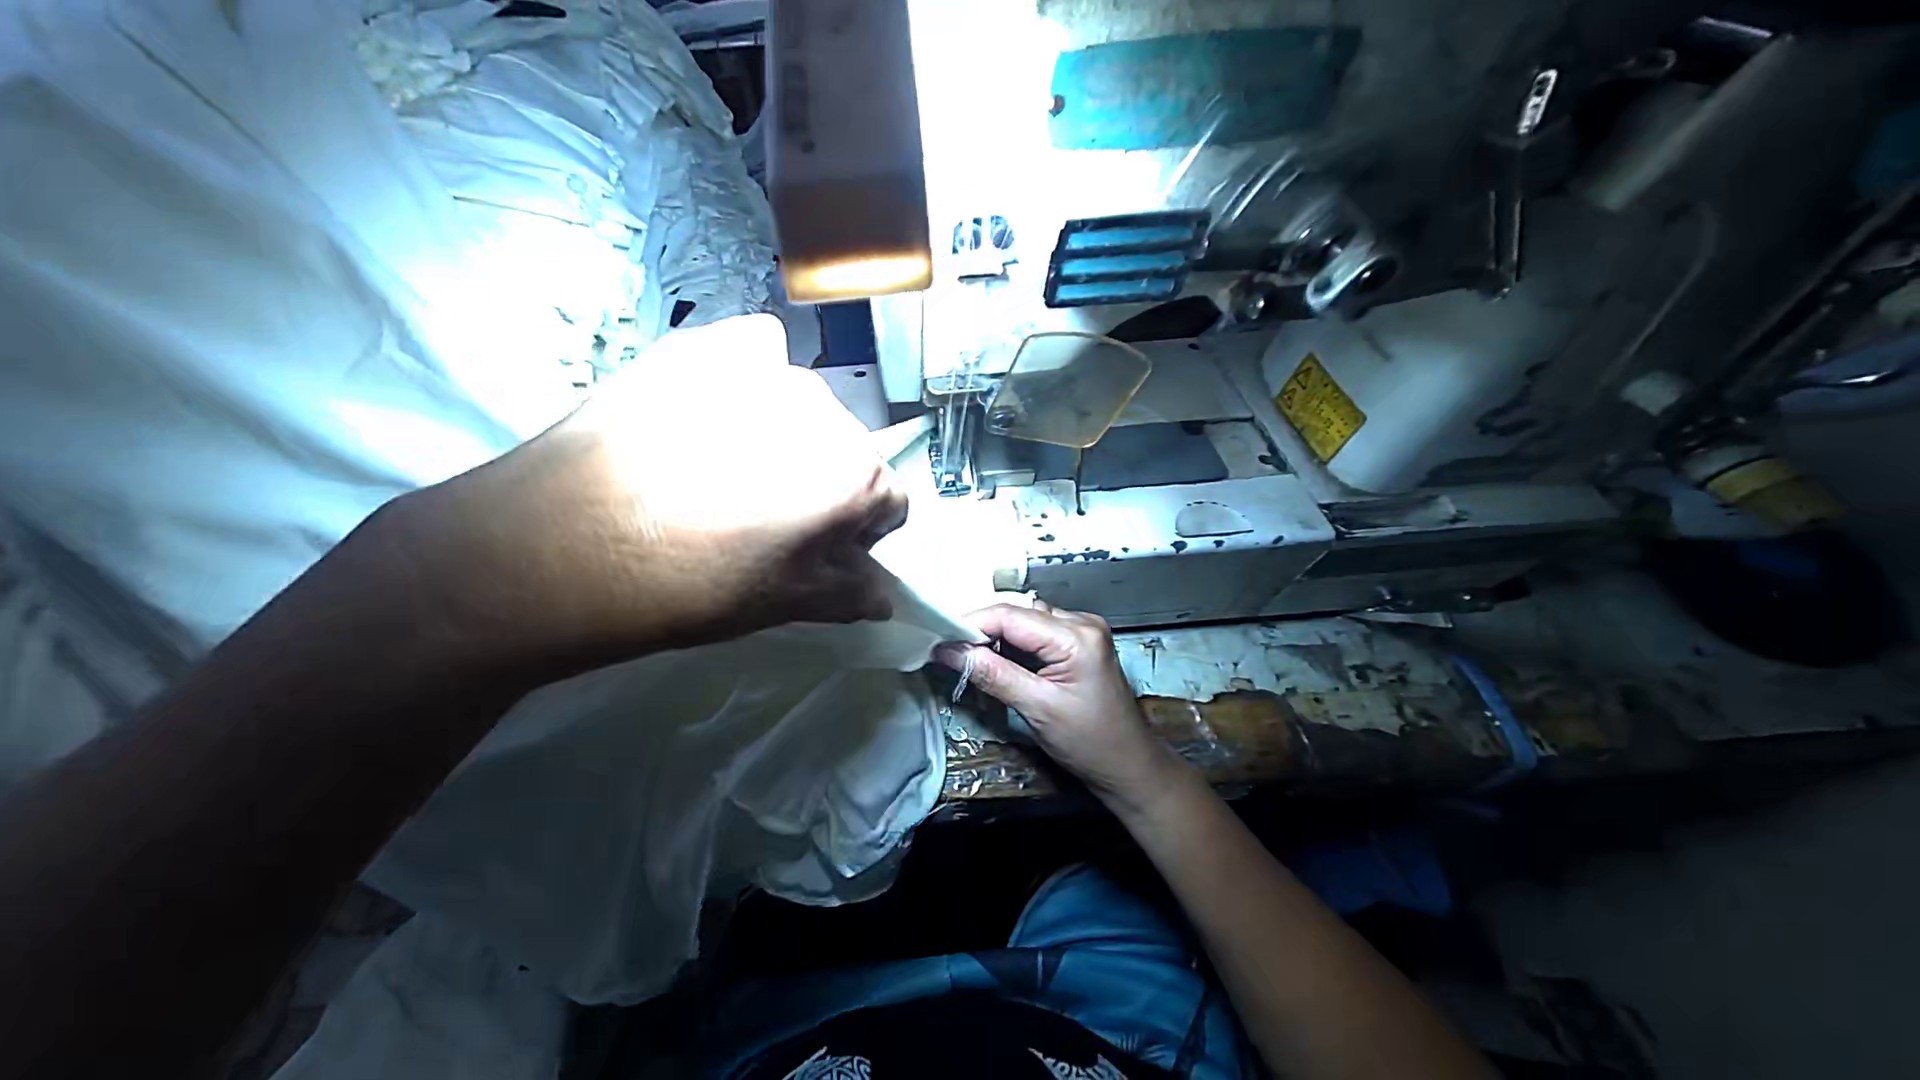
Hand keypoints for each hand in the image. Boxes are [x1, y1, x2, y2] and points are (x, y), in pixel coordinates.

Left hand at [379, 314, 907, 678]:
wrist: (558, 540)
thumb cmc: (688, 586)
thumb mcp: (782, 604)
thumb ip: (847, 594)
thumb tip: (882, 597)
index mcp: (857, 477)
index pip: (891, 503)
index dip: (859, 533)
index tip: (817, 550)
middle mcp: (828, 409)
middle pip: (848, 451)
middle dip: (823, 482)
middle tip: (761, 516)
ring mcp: (767, 367)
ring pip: (802, 407)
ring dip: (784, 434)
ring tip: (719, 467)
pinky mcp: (708, 343)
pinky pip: (755, 354)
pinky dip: (746, 380)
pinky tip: (703, 415)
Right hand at [936, 603, 1189, 811]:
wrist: (1129, 766)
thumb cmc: (1089, 743)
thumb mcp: (1036, 709)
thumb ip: (992, 674)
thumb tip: (948, 651)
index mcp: (1076, 635)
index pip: (1010, 615)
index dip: (971, 624)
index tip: (940, 642)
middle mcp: (1081, 622)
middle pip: (1017, 612)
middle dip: (982, 630)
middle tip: (950, 652)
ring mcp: (1083, 630)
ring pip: (1025, 620)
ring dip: (996, 636)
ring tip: (969, 657)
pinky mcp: (1079, 642)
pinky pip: (1037, 631)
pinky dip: (1014, 643)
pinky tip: (997, 661)